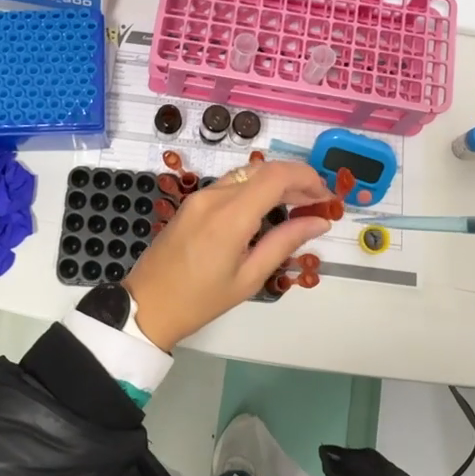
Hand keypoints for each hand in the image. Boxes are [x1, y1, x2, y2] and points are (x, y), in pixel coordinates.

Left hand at [123, 160, 334, 348]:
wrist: (147, 305)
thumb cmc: (200, 300)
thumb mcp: (249, 277)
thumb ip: (285, 242)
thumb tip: (319, 221)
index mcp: (230, 216)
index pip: (276, 176)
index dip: (307, 179)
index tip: (327, 196)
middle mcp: (214, 196)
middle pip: (263, 170)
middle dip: (297, 180)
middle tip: (320, 202)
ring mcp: (200, 197)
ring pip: (247, 174)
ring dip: (277, 182)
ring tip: (301, 205)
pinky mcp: (193, 203)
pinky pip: (231, 185)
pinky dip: (256, 189)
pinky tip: (271, 208)